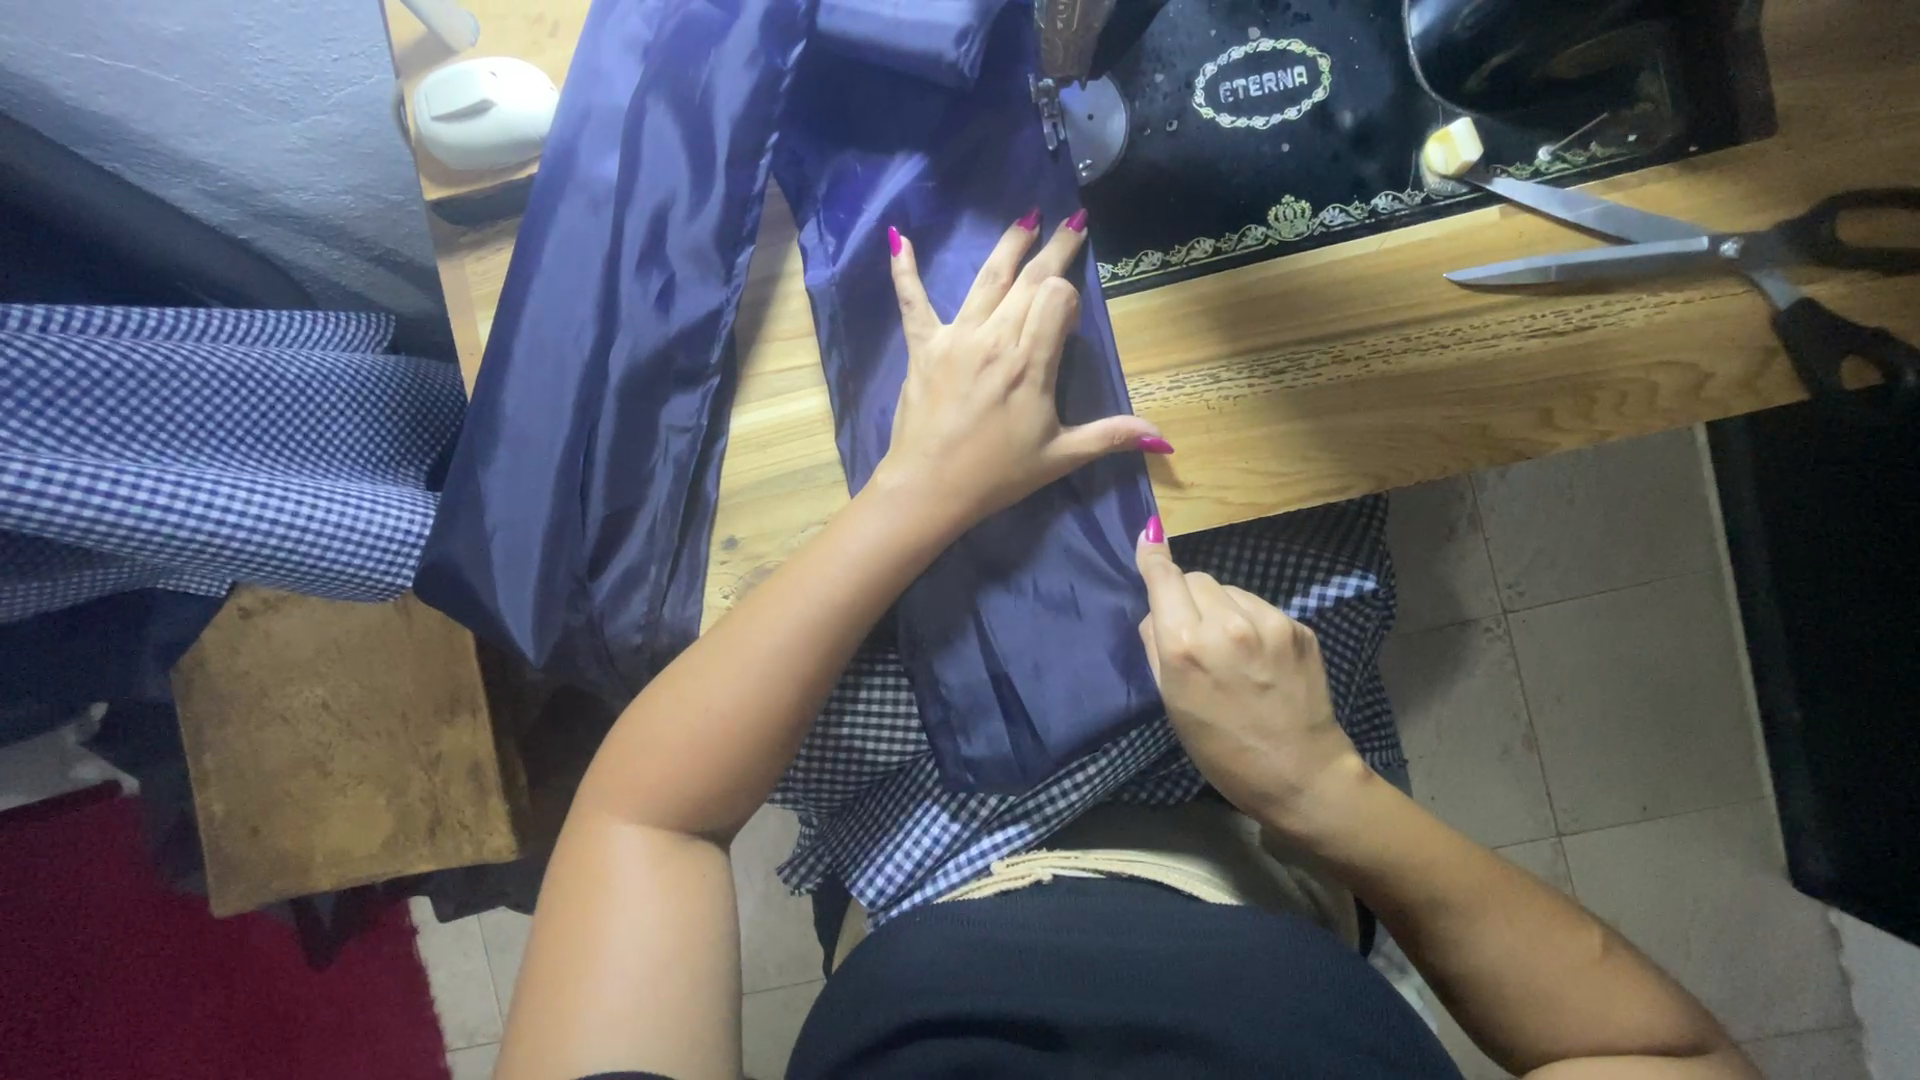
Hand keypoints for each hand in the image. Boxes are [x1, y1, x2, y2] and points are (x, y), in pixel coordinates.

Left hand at [871, 211, 1167, 529]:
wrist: (929, 489)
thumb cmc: (997, 476)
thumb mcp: (1059, 457)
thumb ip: (1109, 437)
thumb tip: (1161, 437)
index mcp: (1031, 364)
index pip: (1057, 299)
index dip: (1068, 296)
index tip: (1068, 312)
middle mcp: (995, 339)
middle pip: (1030, 279)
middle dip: (1055, 248)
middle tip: (1073, 221)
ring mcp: (956, 338)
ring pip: (987, 278)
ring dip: (1009, 244)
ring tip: (1028, 217)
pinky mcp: (923, 347)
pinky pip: (913, 301)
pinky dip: (905, 270)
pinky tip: (899, 238)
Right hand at [1135, 520, 1364, 825]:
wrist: (1300, 773)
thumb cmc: (1220, 748)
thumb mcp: (1171, 701)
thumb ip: (1156, 646)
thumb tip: (1156, 610)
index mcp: (1185, 644)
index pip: (1164, 578)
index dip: (1153, 557)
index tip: (1148, 538)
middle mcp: (1225, 623)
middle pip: (1196, 579)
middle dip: (1187, 597)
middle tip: (1194, 633)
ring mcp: (1269, 622)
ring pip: (1229, 590)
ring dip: (1221, 607)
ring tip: (1232, 649)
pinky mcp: (1299, 627)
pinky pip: (1260, 607)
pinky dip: (1251, 621)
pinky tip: (1260, 656)